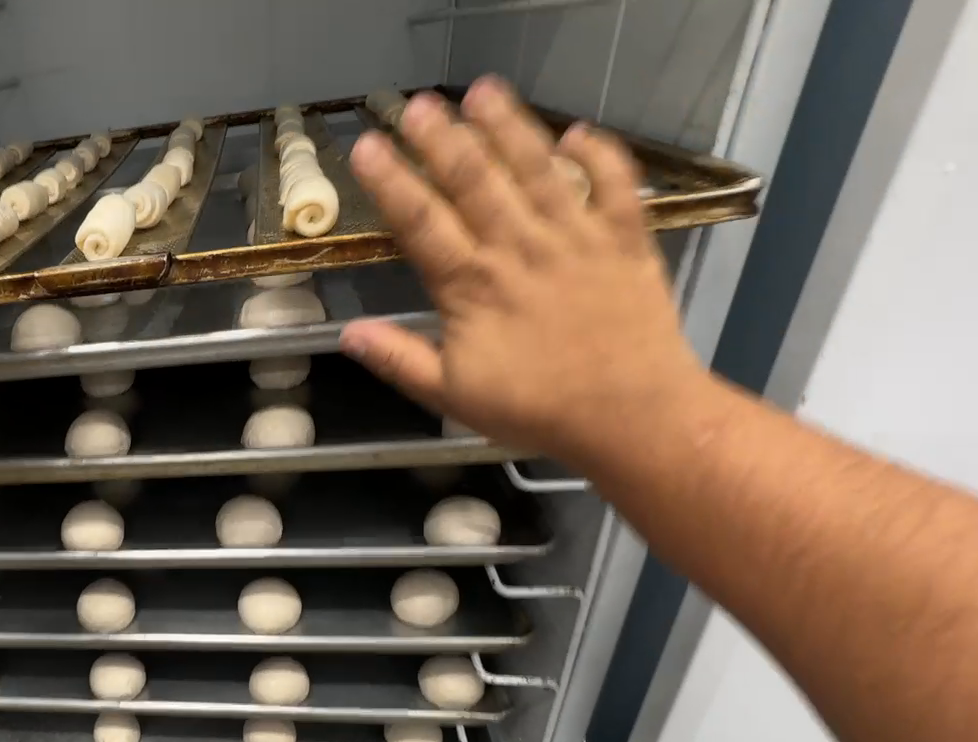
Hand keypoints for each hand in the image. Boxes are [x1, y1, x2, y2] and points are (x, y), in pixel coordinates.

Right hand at [340, 77, 707, 465]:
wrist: (629, 415)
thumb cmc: (533, 409)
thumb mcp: (449, 395)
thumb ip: (398, 359)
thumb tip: (348, 334)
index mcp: (471, 287)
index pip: (421, 223)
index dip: (391, 182)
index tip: (368, 147)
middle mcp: (520, 249)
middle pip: (475, 181)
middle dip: (442, 139)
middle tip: (416, 104)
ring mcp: (576, 239)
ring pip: (538, 169)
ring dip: (509, 127)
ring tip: (483, 90)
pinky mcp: (625, 240)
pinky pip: (613, 185)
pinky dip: (598, 155)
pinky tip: (577, 132)